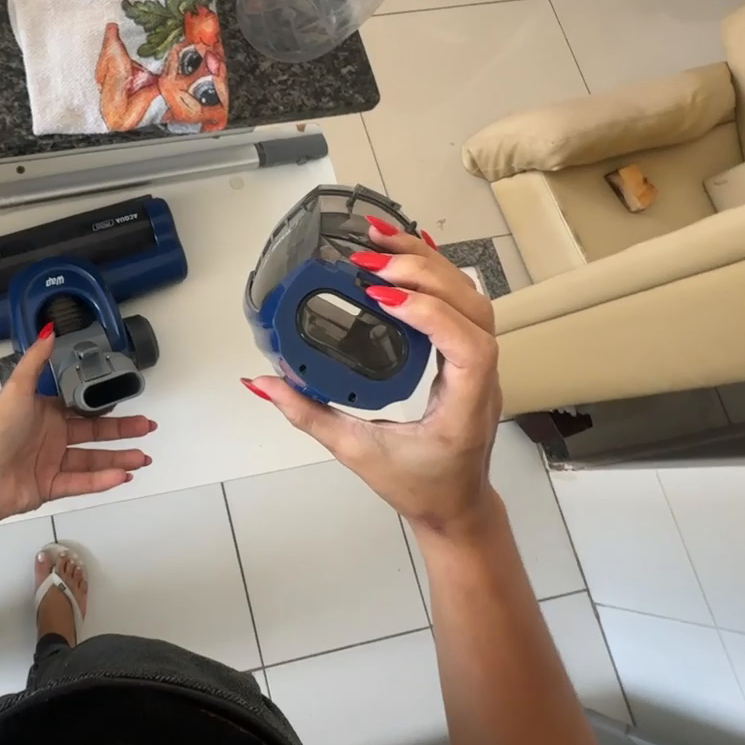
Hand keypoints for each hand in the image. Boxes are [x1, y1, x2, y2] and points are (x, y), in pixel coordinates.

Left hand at [0, 331, 154, 524]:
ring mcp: (51, 463)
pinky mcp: (50, 487)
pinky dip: (102, 480)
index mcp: (45, 412)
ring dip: (118, 459)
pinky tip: (121, 476)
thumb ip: (36, 360)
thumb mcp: (17, 387)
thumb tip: (49, 330)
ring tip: (142, 459)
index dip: (107, 408)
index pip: (82, 409)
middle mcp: (50, 436)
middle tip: (147, 429)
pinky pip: (82, 483)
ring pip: (92, 460)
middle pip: (94, 434)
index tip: (129, 404)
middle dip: (122, 432)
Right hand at [246, 224, 502, 536]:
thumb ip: (307, 415)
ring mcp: (481, 365)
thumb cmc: (417, 485)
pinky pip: (465, 304)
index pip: (467, 348)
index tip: (382, 295)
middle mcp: (482, 379)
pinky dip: (439, 272)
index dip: (430, 313)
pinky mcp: (467, 355)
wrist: (456, 505)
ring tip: (383, 239)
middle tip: (370, 256)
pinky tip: (411, 249)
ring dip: (431, 264)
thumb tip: (262, 382)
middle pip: (473, 309)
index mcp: (462, 407)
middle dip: (423, 273)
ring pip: (473, 299)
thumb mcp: (355, 452)